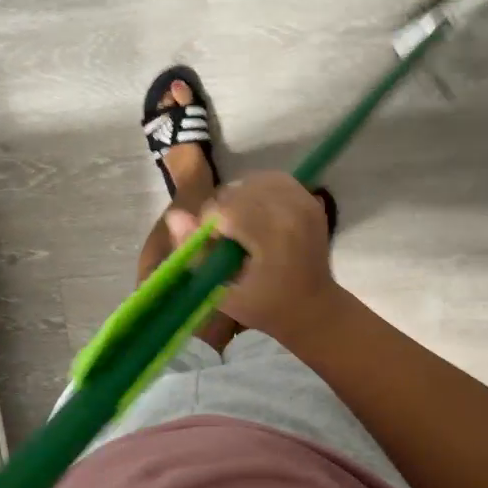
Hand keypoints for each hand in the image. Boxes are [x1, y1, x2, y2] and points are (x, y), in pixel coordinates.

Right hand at [164, 171, 342, 340]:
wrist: (314, 307)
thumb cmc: (268, 308)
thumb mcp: (225, 294)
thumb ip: (197, 256)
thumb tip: (173, 215)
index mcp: (272, 235)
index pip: (222, 210)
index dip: (208, 226)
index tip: (214, 248)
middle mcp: (290, 210)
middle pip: (235, 192)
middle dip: (221, 212)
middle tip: (226, 240)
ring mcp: (303, 201)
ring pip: (251, 181)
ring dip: (238, 200)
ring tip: (241, 226)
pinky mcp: (309, 198)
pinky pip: (272, 179)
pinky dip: (258, 191)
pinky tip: (255, 213)